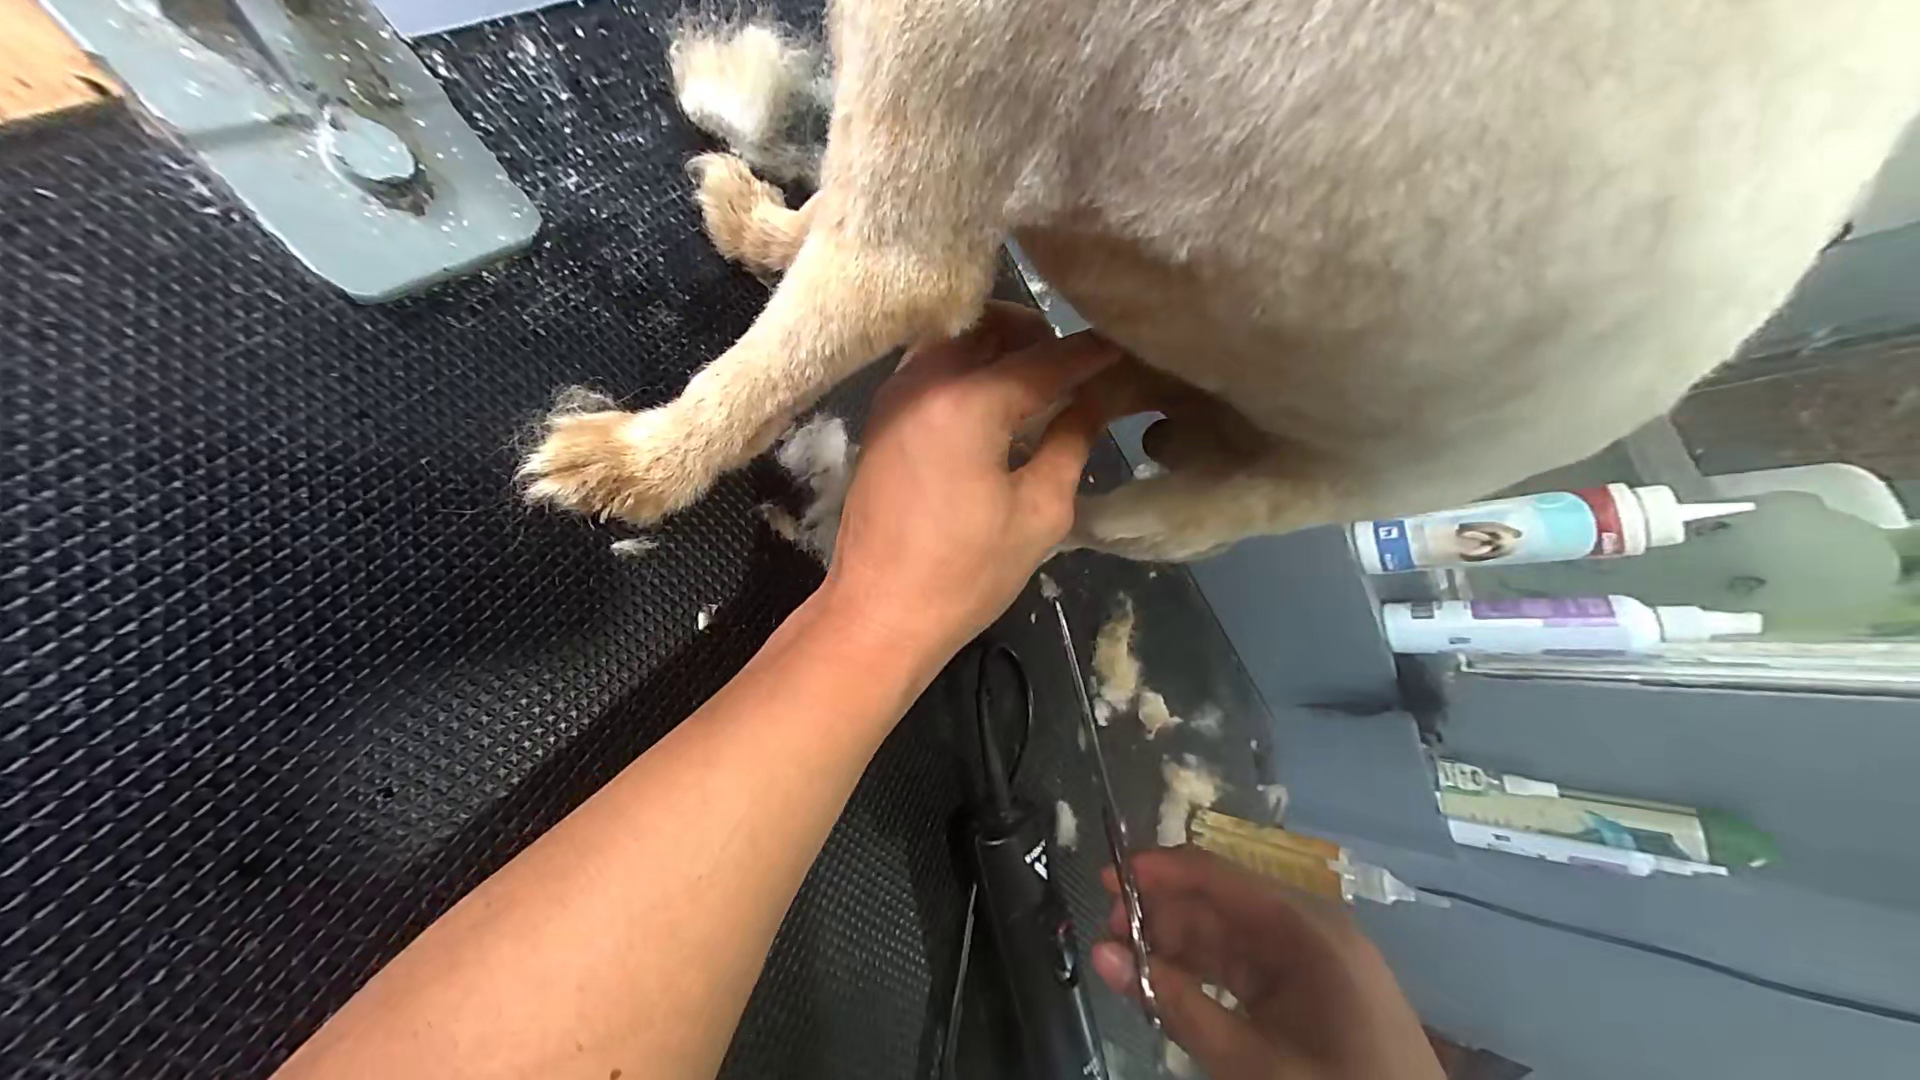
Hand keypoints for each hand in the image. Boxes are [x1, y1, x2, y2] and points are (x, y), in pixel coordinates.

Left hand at [816, 301, 1117, 661]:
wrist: (879, 615)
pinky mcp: (880, 418)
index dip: (1089, 352)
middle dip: (1038, 335)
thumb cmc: (966, 574)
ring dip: (999, 347)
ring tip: (1038, 381)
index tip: (1124, 345)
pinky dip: (966, 369)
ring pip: (955, 341)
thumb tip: (1095, 401)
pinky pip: (930, 368)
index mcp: (967, 402)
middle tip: (1075, 364)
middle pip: (990, 328)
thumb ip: (1071, 442)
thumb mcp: (1039, 512)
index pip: (1044, 359)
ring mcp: (893, 396)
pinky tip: (993, 403)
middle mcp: (923, 380)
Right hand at [1093, 848, 1444, 1079]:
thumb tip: (1100, 953)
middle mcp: (1305, 928)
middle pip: (1215, 902)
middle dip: (1159, 914)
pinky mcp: (1306, 989)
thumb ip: (1172, 1003)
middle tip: (1109, 936)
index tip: (1104, 880)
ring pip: (1223, 934)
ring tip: (1127, 963)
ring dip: (1174, 944)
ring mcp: (1308, 959)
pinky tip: (1166, 985)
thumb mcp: (1251, 1063)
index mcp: (1304, 927)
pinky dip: (1200, 972)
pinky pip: (1241, 964)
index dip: (1156, 871)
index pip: (1215, 875)